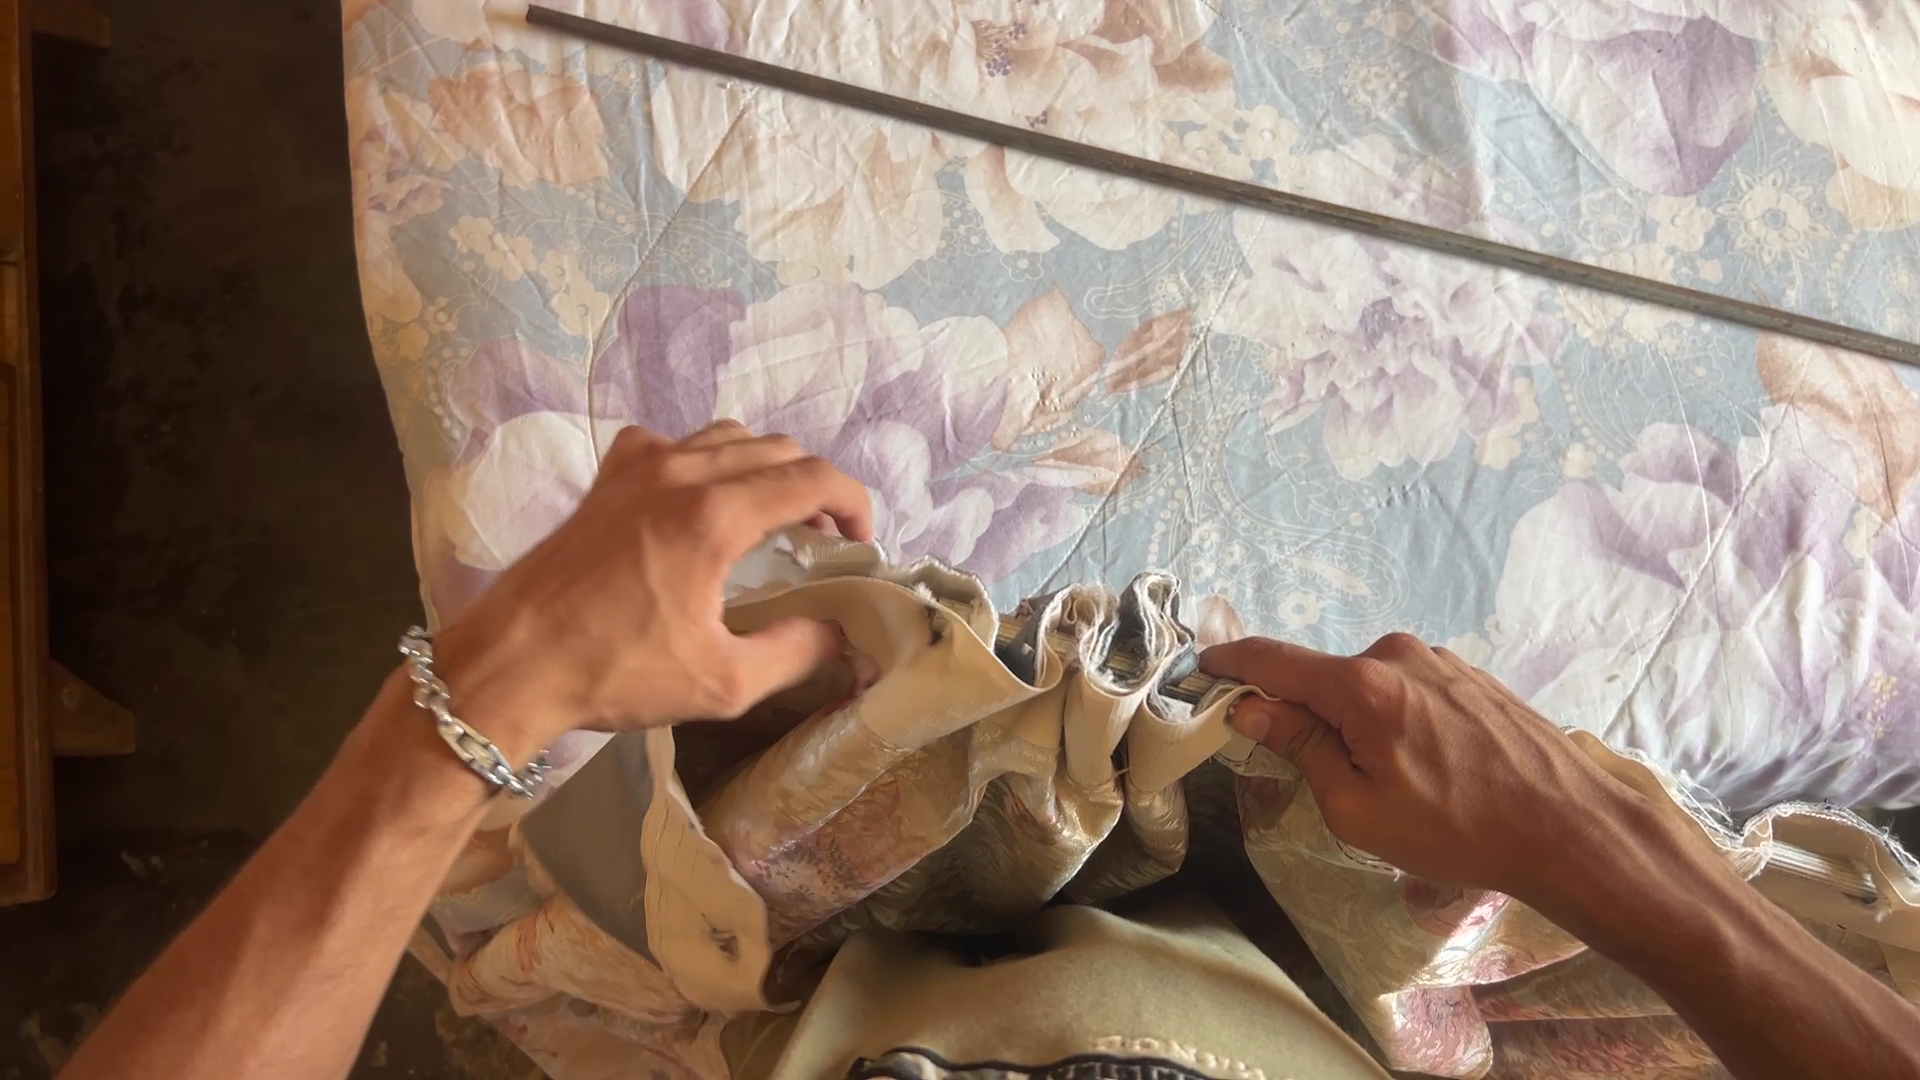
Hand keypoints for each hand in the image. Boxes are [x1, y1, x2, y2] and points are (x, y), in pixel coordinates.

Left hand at [428, 421, 873, 754]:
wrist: (509, 664)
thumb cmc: (616, 673)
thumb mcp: (725, 682)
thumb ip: (798, 651)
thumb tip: (842, 635)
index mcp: (715, 516)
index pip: (815, 478)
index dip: (854, 504)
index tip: (859, 542)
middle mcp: (683, 472)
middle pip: (782, 450)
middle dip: (818, 489)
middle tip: (823, 539)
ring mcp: (641, 465)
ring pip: (733, 437)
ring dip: (770, 469)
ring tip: (774, 515)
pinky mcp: (610, 474)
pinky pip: (678, 441)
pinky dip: (709, 459)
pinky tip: (703, 496)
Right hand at [1200, 633, 1694, 903]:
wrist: (1581, 831)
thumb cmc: (1457, 828)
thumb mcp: (1357, 807)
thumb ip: (1299, 747)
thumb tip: (1251, 708)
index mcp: (1358, 684)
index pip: (1270, 659)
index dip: (1230, 661)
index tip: (1203, 665)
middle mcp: (1392, 654)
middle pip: (1322, 676)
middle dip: (1305, 710)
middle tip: (1320, 764)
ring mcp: (1437, 658)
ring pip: (1366, 682)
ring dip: (1354, 714)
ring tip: (1392, 772)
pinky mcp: (1469, 673)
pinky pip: (1405, 684)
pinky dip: (1392, 712)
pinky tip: (1428, 757)